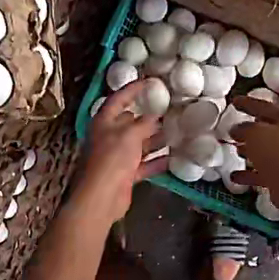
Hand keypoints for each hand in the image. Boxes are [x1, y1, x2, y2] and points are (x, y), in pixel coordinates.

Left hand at [72, 82, 165, 221]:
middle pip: (130, 122)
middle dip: (149, 117)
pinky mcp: (125, 175)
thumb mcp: (129, 135)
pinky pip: (144, 164)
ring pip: (139, 144)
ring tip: (177, 132)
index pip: (118, 99)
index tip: (150, 82)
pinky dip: (157, 162)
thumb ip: (144, 124)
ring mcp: (116, 157)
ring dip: (156, 140)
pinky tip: (174, 158)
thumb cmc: (111, 159)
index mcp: (103, 122)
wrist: (101, 197)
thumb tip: (155, 117)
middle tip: (171, 110)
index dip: (133, 90)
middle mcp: (108, 137)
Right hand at [230, 95, 278, 197]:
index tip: (234, 100)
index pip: (264, 107)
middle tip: (232, 129)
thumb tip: (235, 130)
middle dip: (248, 129)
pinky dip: (247, 174)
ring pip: (263, 151)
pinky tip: (234, 176)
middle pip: (265, 130)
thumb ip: (243, 128)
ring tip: (233, 150)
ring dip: (247, 151)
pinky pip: (260, 172)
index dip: (248, 103)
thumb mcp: (256, 133)